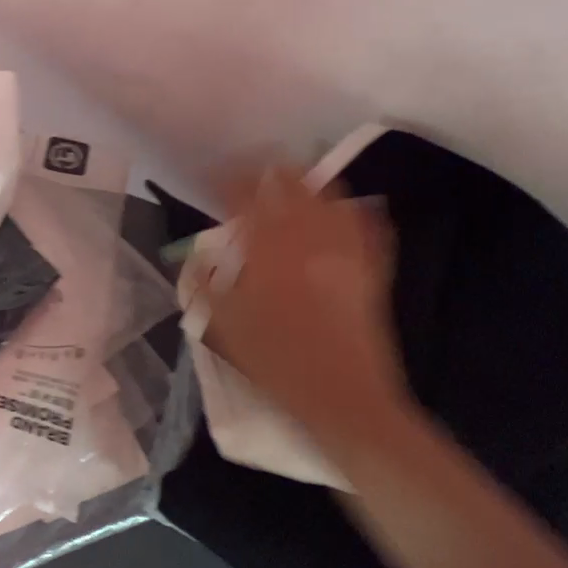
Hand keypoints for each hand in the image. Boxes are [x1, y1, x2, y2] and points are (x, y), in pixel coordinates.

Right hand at [195, 164, 406, 439]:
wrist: (346, 402)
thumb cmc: (278, 366)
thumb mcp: (225, 327)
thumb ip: (206, 285)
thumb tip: (199, 256)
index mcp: (264, 253)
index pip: (244, 197)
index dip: (227, 178)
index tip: (213, 174)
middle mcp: (304, 243)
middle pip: (289, 187)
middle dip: (269, 170)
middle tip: (253, 166)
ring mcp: (341, 255)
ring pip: (328, 200)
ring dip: (309, 182)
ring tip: (294, 174)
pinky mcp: (369, 272)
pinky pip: (367, 230)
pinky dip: (357, 212)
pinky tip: (349, 206)